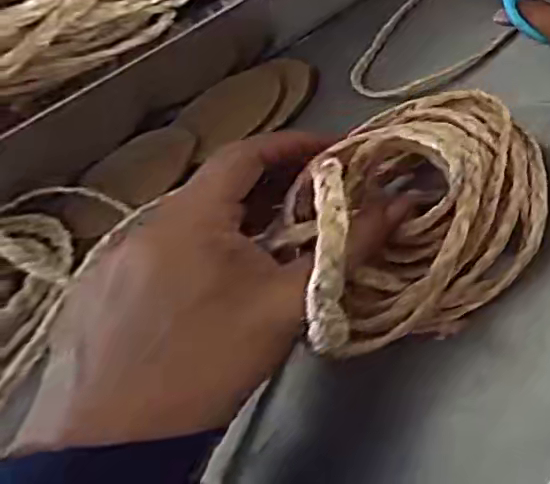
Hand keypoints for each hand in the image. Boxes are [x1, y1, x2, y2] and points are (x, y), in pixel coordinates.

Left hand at [13, 133, 402, 453]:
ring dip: (252, 210)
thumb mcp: (296, 297)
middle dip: (283, 179)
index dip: (298, 142)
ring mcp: (112, 266)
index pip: (244, 154)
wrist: (111, 449)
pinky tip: (245, 265)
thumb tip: (406, 201)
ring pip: (196, 215)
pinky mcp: (101, 295)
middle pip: (221, 183)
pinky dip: (217, 237)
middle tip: (331, 191)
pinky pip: (169, 244)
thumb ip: (355, 241)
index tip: (341, 151)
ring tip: (296, 228)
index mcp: (184, 224)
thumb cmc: (211, 360)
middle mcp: (140, 234)